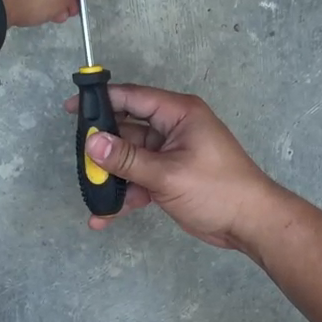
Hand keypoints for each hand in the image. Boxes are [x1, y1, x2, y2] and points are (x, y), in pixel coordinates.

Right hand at [64, 83, 291, 250]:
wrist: (250, 224)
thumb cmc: (218, 189)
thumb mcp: (167, 174)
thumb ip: (127, 159)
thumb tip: (92, 142)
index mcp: (178, 114)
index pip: (132, 97)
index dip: (101, 100)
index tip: (71, 108)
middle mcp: (173, 129)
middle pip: (127, 130)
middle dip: (103, 148)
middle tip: (79, 161)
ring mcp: (171, 154)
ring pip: (130, 158)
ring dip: (112, 177)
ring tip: (91, 194)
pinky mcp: (169, 178)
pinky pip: (140, 181)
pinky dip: (125, 195)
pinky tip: (105, 215)